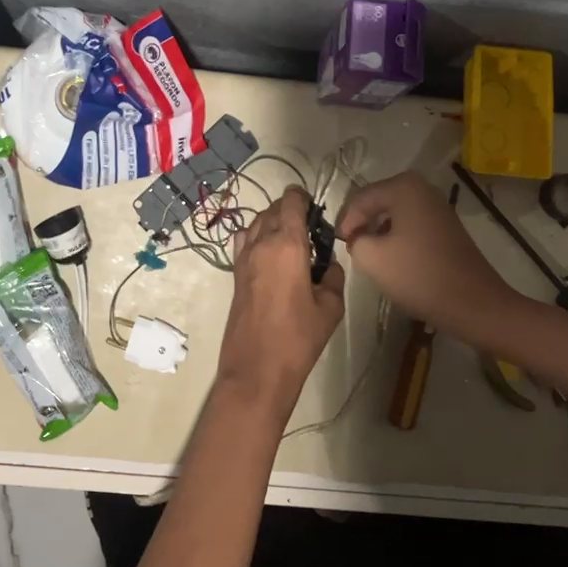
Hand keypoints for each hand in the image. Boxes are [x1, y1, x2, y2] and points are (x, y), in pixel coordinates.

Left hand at [216, 187, 344, 410]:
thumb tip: (329, 265)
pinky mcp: (235, 274)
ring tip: (291, 241)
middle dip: (290, 210)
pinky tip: (271, 256)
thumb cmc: (298, 338)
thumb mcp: (330, 308)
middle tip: (310, 228)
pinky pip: (245, 241)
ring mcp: (243, 258)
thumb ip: (333, 278)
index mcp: (287, 244)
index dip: (303, 197)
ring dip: (272, 222)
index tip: (315, 208)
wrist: (256, 369)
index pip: (291, 202)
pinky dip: (257, 237)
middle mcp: (261, 243)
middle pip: (273, 209)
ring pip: (256, 222)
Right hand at [337, 171, 525, 340]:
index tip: (339, 245)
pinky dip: (398, 237)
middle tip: (352, 248)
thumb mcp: (372, 258)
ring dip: (380, 231)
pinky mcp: (447, 226)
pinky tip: (394, 259)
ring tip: (370, 256)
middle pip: (379, 202)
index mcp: (404, 187)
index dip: (346, 221)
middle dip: (363, 224)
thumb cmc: (419, 275)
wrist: (473, 303)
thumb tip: (359, 238)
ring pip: (396, 214)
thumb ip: (355, 240)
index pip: (361, 198)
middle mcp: (423, 189)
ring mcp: (438, 207)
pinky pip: (412, 224)